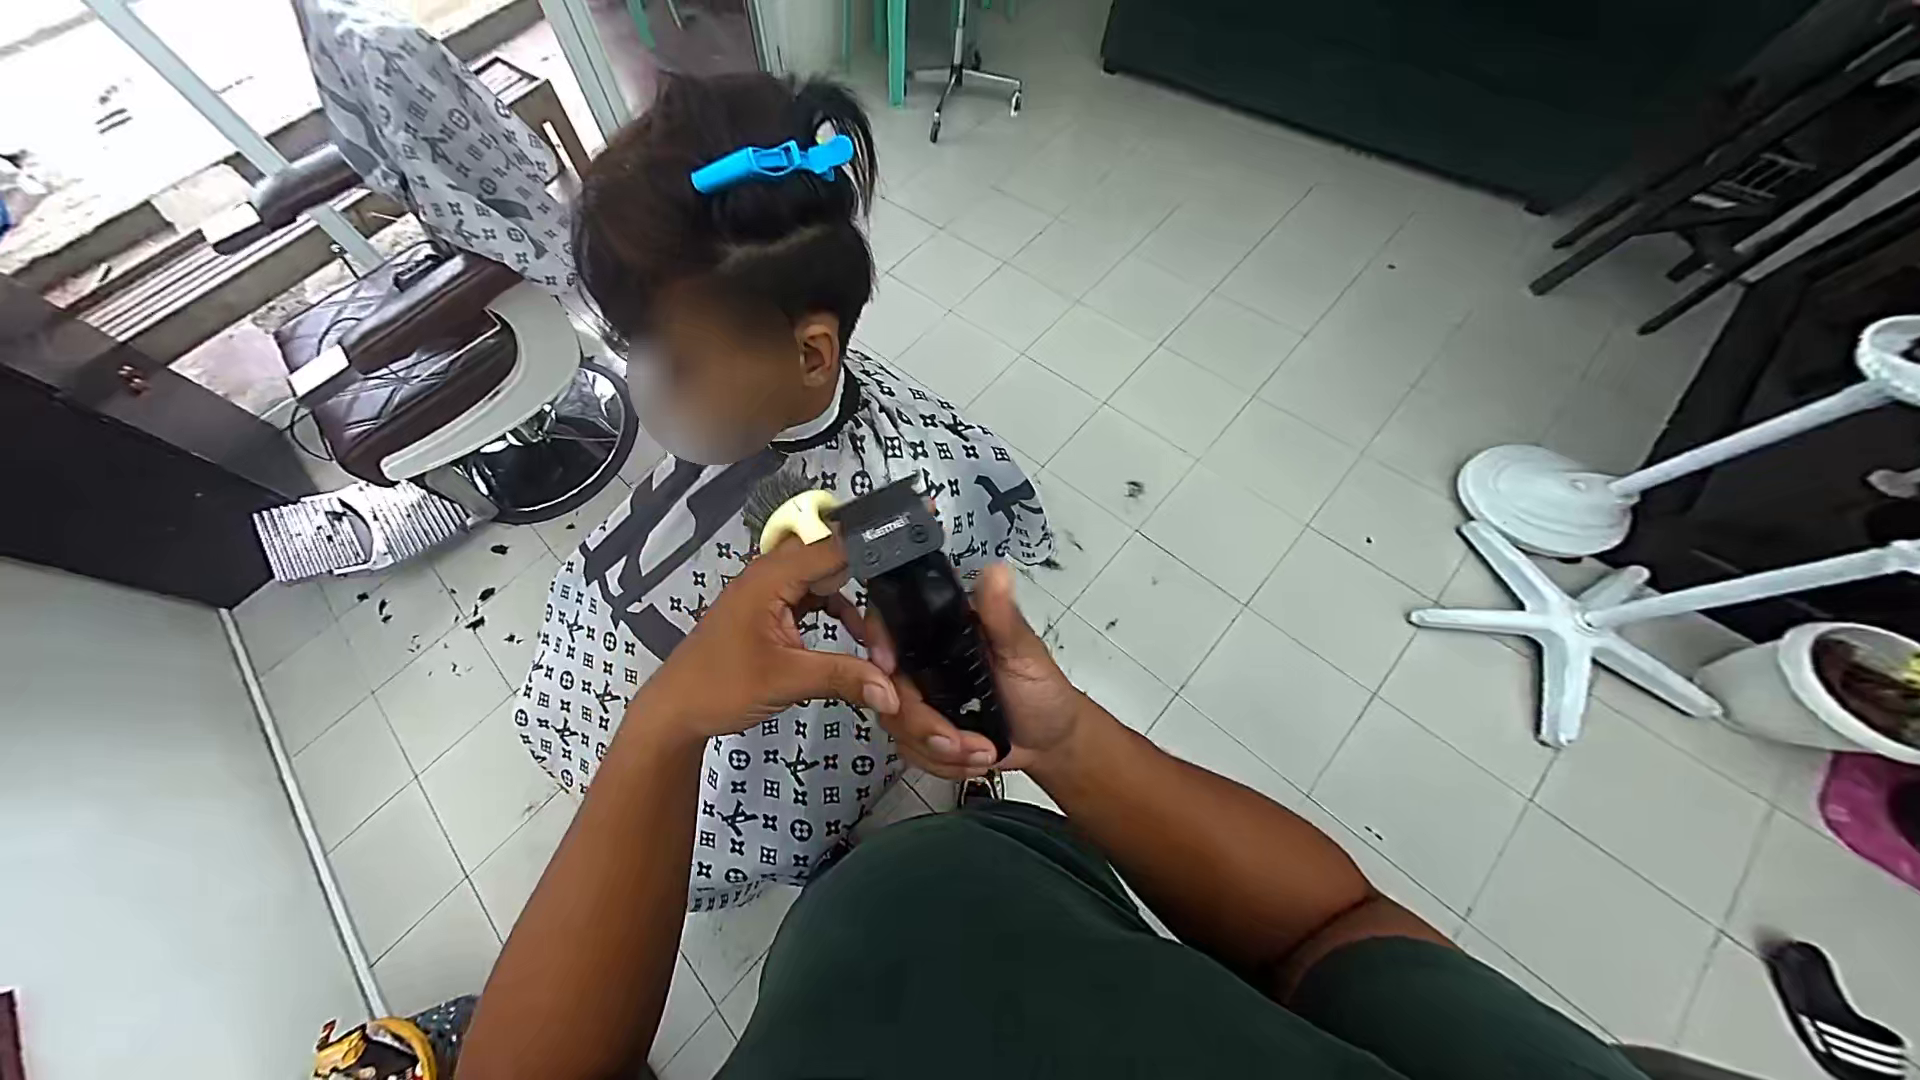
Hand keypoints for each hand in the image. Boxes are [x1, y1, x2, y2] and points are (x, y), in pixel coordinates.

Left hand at [628, 537, 899, 745]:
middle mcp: (773, 573)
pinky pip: (816, 597)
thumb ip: (844, 677)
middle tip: (902, 595)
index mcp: (772, 576)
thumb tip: (891, 691)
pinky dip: (840, 613)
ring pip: (827, 578)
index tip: (909, 557)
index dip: (874, 551)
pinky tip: (857, 638)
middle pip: (834, 558)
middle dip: (870, 575)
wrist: (677, 711)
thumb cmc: (719, 687)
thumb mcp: (787, 680)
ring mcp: (772, 590)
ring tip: (881, 634)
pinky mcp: (773, 608)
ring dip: (856, 602)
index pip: (834, 548)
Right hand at [867, 563, 1097, 778]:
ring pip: (896, 725)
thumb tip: (996, 571)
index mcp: (942, 631)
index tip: (888, 671)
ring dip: (939, 750)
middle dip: (925, 725)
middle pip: (885, 687)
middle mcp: (924, 660)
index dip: (878, 643)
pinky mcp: (923, 731)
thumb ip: (1002, 616)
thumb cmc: (1041, 689)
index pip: (891, 624)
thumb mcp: (1023, 651)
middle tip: (964, 742)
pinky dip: (942, 763)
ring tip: (982, 751)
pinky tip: (973, 757)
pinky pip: (909, 750)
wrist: (1051, 742)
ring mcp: (921, 697)